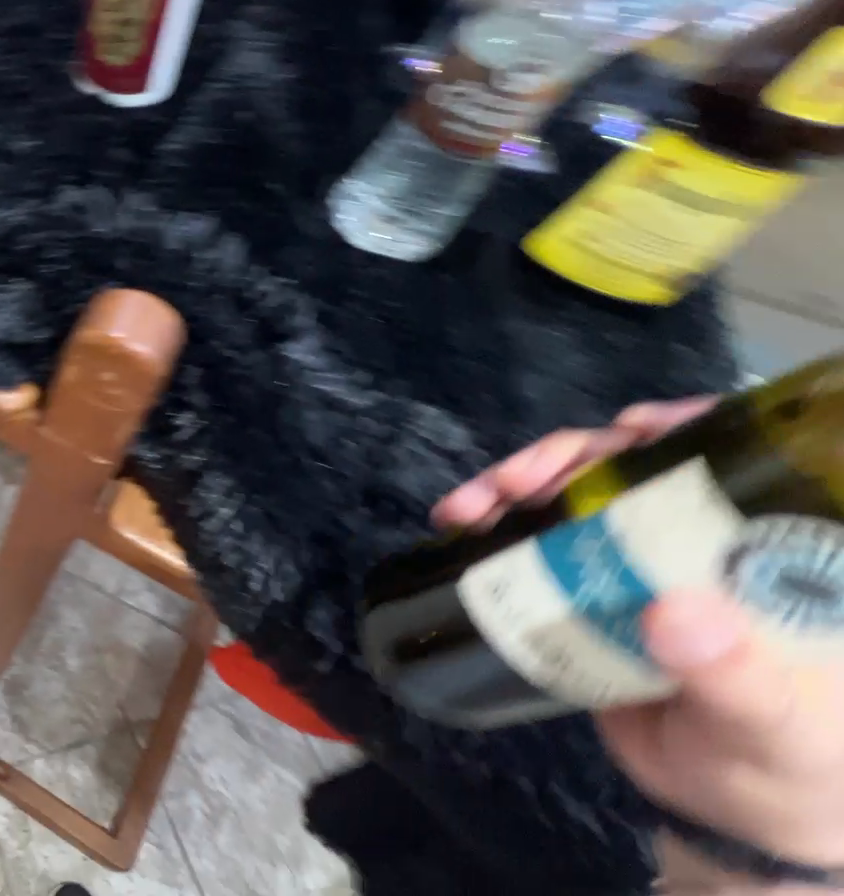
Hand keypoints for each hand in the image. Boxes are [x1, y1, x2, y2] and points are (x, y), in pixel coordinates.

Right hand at [433, 396, 843, 882]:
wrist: (711, 805)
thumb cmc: (778, 767)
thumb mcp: (770, 730)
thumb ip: (736, 678)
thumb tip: (675, 611)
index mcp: (772, 557)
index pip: (738, 466)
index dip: (691, 430)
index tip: (637, 430)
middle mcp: (703, 541)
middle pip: (636, 466)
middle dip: (571, 457)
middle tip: (518, 480)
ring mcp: (636, 556)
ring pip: (575, 489)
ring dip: (516, 480)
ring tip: (470, 503)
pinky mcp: (580, 576)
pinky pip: (532, 528)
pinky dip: (491, 513)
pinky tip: (458, 519)